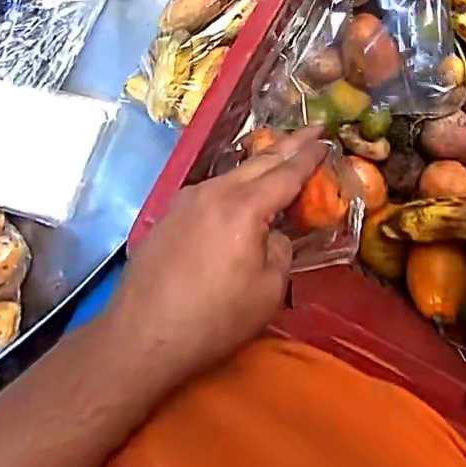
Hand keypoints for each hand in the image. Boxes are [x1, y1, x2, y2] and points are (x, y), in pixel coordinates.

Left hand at [101, 125, 328, 384]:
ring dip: (261, 165)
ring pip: (234, 174)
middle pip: (261, 161)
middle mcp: (215, 191)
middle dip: (290, 144)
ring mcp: (187, 199)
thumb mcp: (268, 291)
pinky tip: (240, 196)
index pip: (287, 173)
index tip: (326, 139)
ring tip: (281, 159)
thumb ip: (280, 250)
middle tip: (314, 129)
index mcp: (245, 207)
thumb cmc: (212, 319)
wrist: (139, 337)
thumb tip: (271, 233)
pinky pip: (212, 191)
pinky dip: (235, 186)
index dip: (310, 156)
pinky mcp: (170, 213)